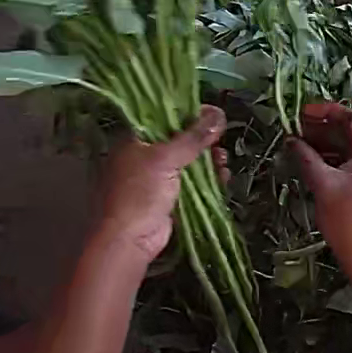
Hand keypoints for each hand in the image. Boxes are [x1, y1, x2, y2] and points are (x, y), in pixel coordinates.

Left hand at [91, 105, 225, 260]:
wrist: (128, 240)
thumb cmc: (139, 193)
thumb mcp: (165, 159)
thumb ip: (193, 137)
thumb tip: (219, 114)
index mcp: (135, 139)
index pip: (164, 116)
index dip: (189, 112)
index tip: (214, 113)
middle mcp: (144, 155)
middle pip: (180, 139)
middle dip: (203, 139)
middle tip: (221, 139)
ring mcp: (157, 177)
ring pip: (188, 161)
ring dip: (208, 159)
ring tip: (223, 160)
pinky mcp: (169, 196)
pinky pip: (192, 181)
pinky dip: (207, 178)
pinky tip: (222, 176)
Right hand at [290, 103, 351, 266]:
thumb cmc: (348, 220)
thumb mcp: (324, 185)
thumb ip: (307, 159)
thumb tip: (291, 140)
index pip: (351, 118)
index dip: (327, 110)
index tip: (302, 112)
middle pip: (347, 131)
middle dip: (320, 127)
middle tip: (293, 127)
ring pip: (343, 147)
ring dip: (320, 142)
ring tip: (295, 143)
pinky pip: (343, 162)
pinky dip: (325, 158)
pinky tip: (306, 161)